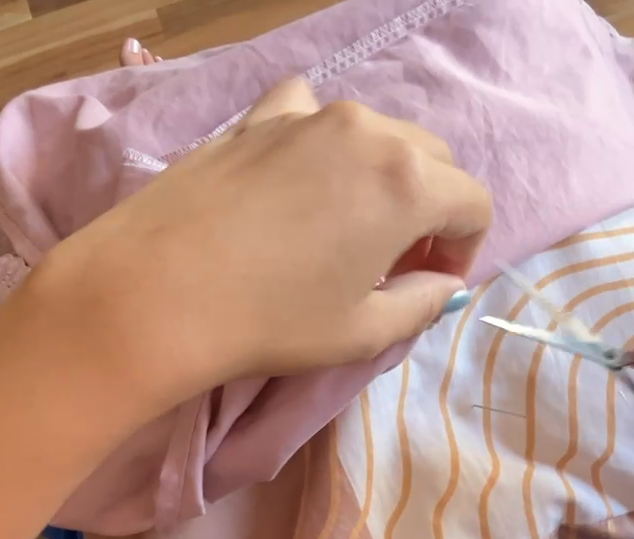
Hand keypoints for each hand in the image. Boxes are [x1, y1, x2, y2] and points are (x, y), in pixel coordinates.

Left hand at [24, 77, 492, 403]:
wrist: (160, 292)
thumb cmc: (274, 321)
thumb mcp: (363, 331)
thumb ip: (421, 304)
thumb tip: (443, 285)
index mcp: (408, 182)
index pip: (472, 203)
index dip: (464, 250)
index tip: (433, 283)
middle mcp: (367, 131)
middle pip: (432, 161)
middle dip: (430, 212)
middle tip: (395, 263)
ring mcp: (308, 115)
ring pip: (376, 135)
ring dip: (382, 179)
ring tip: (346, 228)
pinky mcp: (257, 118)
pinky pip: (311, 113)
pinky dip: (323, 142)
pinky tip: (300, 178)